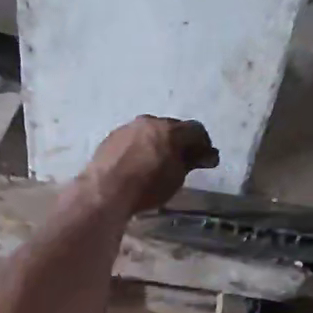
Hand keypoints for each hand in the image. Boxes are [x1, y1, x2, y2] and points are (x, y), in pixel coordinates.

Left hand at [80, 116, 219, 213]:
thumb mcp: (176, 177)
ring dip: (158, 143)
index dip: (204, 144)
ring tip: (157, 163)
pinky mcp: (111, 137)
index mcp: (170, 129)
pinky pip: (133, 139)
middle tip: (182, 161)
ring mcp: (128, 127)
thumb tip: (207, 154)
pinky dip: (140, 148)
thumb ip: (191, 161)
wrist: (104, 190)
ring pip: (150, 131)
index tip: (205, 159)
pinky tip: (137, 164)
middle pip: (172, 127)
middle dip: (180, 141)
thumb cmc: (147, 185)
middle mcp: (149, 121)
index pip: (196, 129)